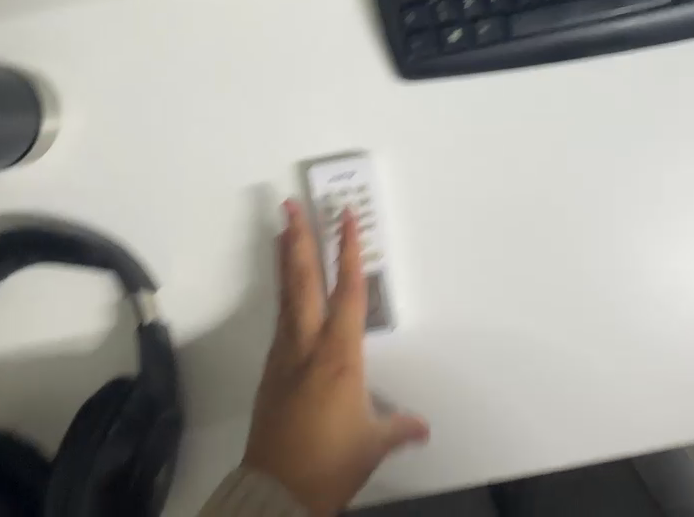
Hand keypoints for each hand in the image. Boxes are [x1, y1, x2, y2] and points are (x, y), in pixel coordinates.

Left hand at [243, 201, 428, 516]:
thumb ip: (399, 428)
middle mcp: (309, 346)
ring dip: (286, 259)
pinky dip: (283, 293)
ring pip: (286, 295)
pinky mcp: (271, 370)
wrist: (276, 492)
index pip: (348, 291)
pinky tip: (285, 287)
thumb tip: (421, 426)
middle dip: (300, 239)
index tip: (346, 217)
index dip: (349, 251)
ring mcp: (285, 355)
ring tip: (284, 230)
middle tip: (290, 205)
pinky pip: (279, 319)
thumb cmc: (331, 463)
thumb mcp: (372, 444)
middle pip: (304, 281)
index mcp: (339, 356)